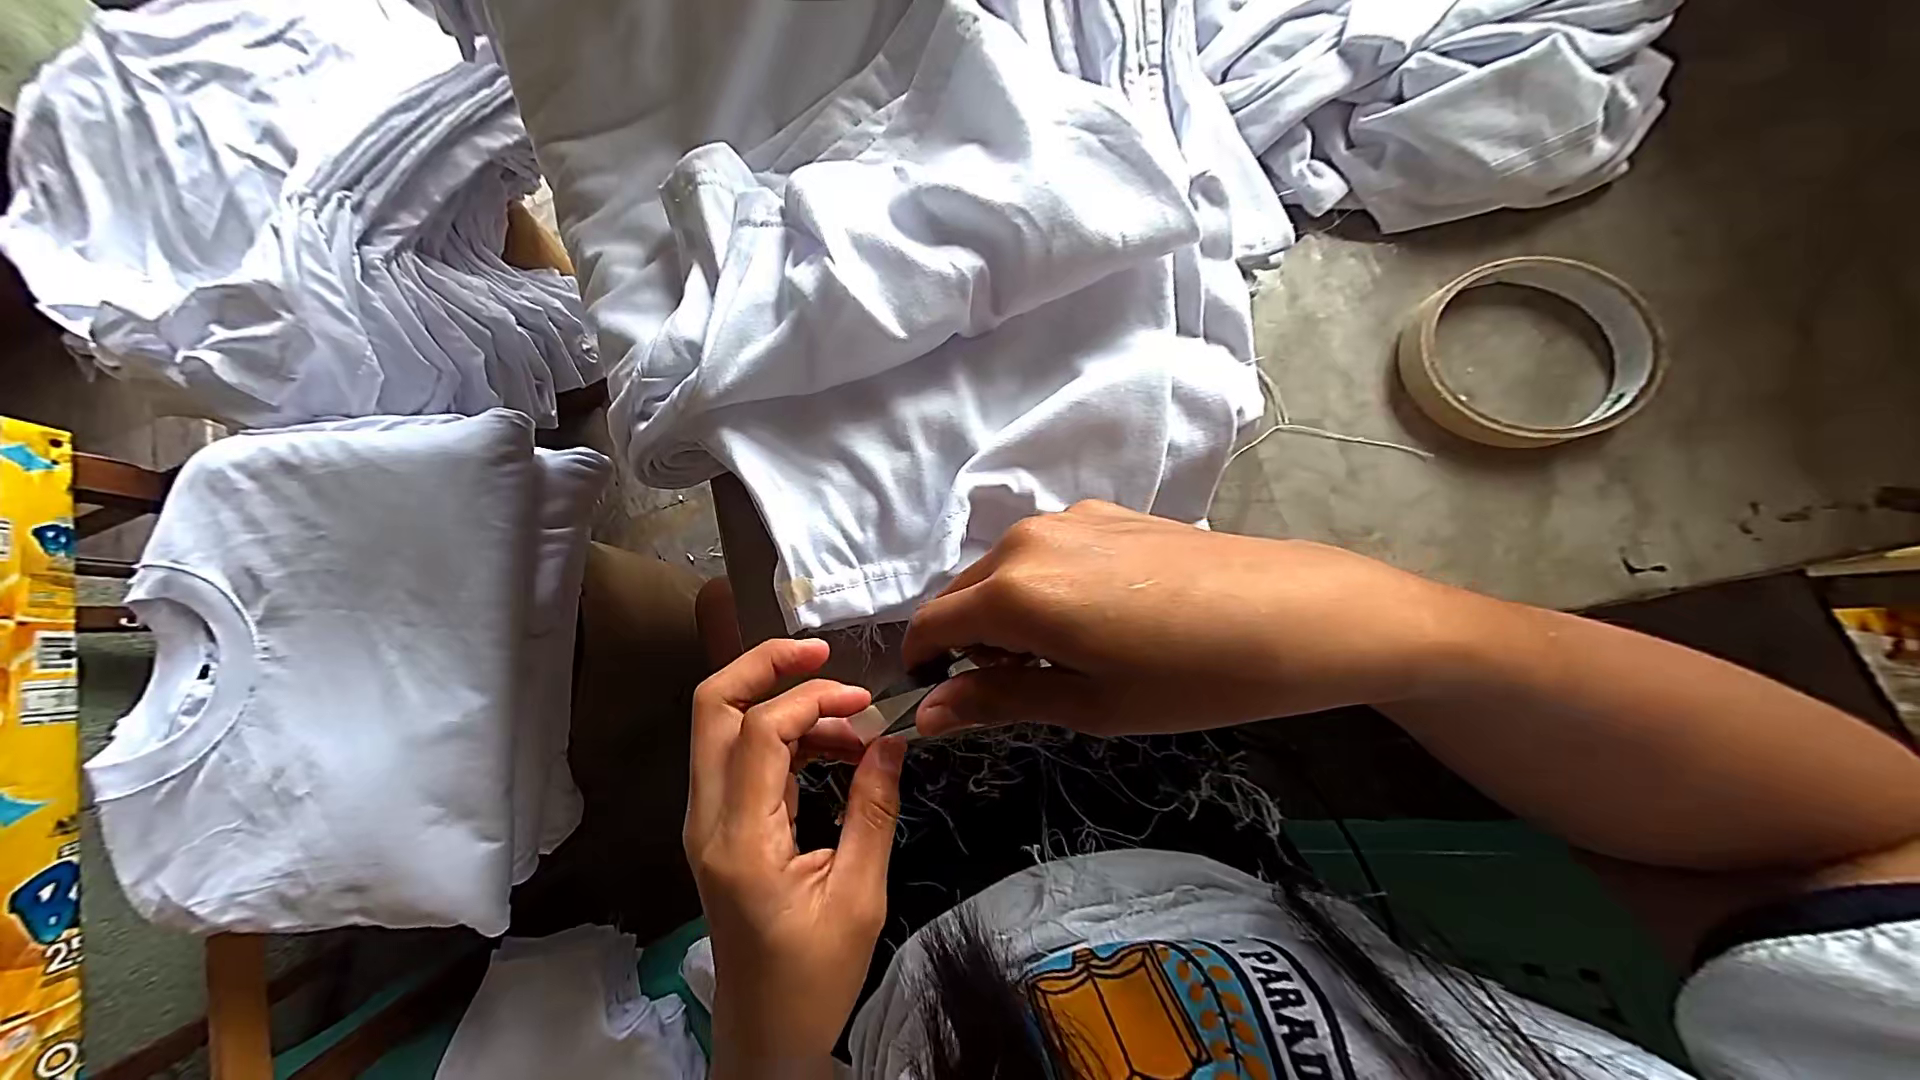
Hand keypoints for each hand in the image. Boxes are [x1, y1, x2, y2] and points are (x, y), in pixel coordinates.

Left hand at [684, 638, 905, 1077]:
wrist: (765, 1037)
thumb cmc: (813, 978)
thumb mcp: (859, 895)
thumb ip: (873, 808)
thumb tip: (890, 739)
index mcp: (738, 839)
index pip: (758, 730)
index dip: (812, 699)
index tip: (865, 703)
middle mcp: (708, 818)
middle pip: (711, 705)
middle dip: (765, 664)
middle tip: (821, 652)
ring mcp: (708, 819)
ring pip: (723, 723)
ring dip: (783, 701)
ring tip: (850, 721)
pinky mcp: (722, 823)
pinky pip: (745, 753)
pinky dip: (787, 733)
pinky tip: (834, 748)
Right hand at [902, 500, 1469, 736]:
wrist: (1299, 612)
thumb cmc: (1191, 678)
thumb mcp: (1089, 703)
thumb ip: (997, 698)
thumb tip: (926, 712)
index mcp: (1013, 590)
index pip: (930, 625)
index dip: (923, 665)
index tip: (939, 698)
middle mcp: (1027, 539)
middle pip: (962, 594)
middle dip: (967, 642)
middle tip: (1017, 688)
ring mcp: (1069, 516)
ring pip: (1003, 570)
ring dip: (1006, 613)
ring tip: (1066, 655)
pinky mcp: (1106, 510)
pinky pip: (1045, 552)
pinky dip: (1042, 587)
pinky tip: (1099, 615)